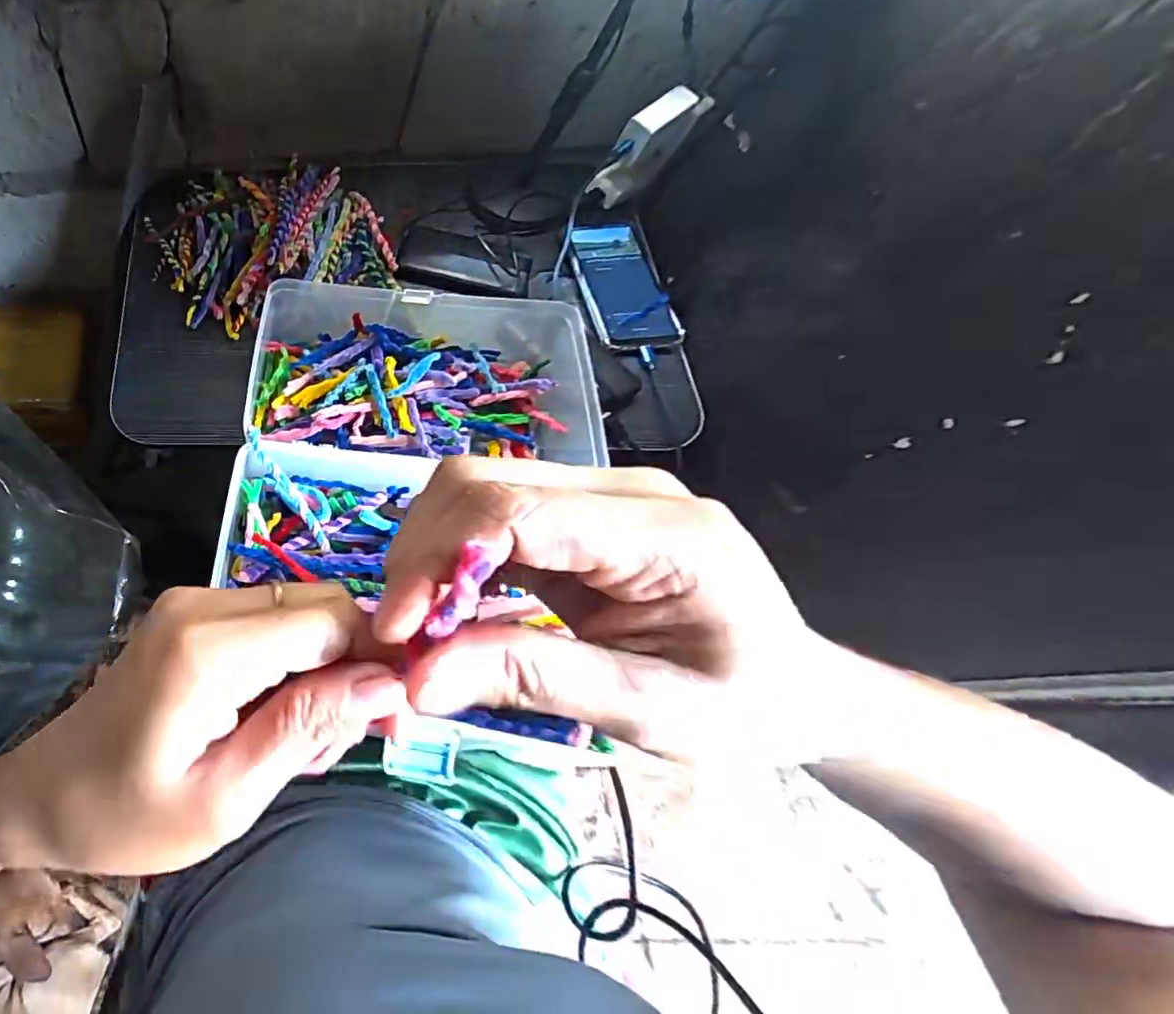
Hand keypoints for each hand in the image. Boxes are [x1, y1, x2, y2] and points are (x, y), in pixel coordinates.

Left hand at [0, 583, 408, 875]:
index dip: (376, 661)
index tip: (393, 724)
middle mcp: (201, 603)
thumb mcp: (225, 798)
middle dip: (351, 666)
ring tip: (299, 743)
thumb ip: (306, 729)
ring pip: (299, 612)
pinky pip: (267, 621)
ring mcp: (192, 601)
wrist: (43, 792)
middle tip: (339, 744)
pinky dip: (289, 664)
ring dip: (321, 670)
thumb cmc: (125, 815)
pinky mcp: (189, 614)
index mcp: (208, 646)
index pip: (331, 620)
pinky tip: (271, 719)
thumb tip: (385, 684)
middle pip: (319, 605)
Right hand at [372, 457, 866, 762]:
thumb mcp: (656, 713)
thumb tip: (420, 680)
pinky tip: (447, 606)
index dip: (439, 562)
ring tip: (421, 623)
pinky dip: (445, 558)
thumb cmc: (747, 705)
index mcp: (663, 531)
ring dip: (425, 553)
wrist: (797, 682)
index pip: (515, 511)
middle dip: (421, 554)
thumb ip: (537, 681)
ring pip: (467, 488)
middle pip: (477, 482)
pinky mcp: (567, 510)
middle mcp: (619, 489)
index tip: (398, 631)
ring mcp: (591, 492)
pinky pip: (481, 514)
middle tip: (403, 632)